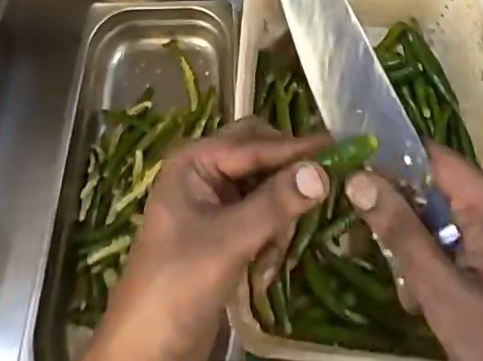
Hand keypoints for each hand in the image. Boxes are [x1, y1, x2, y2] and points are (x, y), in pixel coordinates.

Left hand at [86, 118, 331, 360]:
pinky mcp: (222, 230)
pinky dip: (270, 234)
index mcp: (194, 160)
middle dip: (284, 180)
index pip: (254, 144)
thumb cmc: (177, 287)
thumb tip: (321, 171)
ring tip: (274, 253)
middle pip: (260, 157)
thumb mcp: (228, 243)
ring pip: (264, 186)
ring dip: (278, 215)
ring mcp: (212, 200)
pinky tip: (266, 266)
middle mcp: (203, 171)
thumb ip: (274, 204)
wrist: (144, 352)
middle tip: (318, 194)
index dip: (296, 147)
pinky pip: (259, 214)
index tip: (338, 147)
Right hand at [344, 144, 482, 360]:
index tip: (349, 173)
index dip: (387, 159)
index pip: (430, 155)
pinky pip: (464, 240)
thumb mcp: (448, 298)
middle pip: (435, 186)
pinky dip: (439, 260)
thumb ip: (403, 235)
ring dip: (416, 243)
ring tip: (399, 283)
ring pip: (445, 217)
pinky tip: (424, 296)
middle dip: (398, 211)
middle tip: (359, 238)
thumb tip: (358, 179)